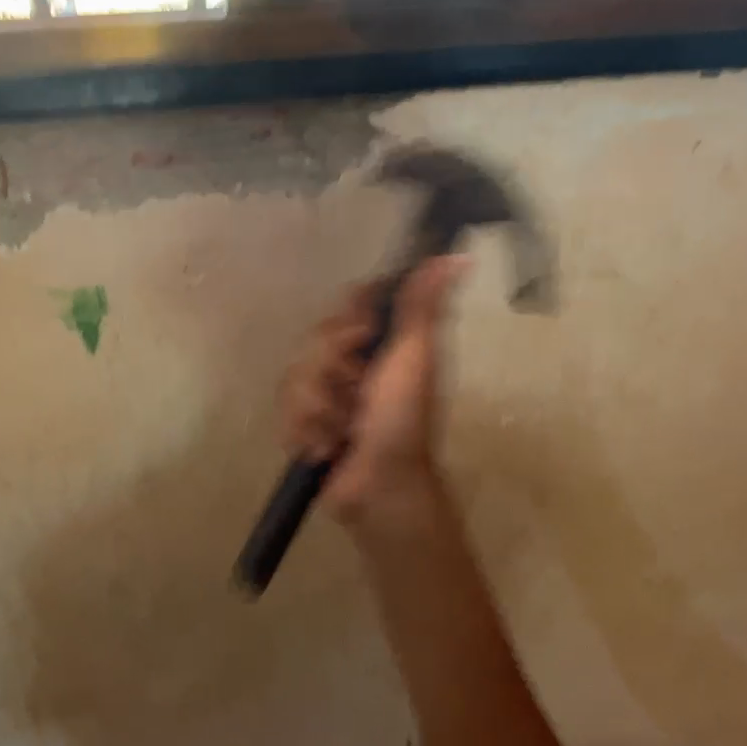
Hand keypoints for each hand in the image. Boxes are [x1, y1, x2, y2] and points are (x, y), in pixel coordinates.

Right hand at [279, 256, 469, 523]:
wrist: (380, 488)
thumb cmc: (405, 421)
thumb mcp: (416, 357)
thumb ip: (423, 305)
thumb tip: (461, 257)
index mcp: (383, 339)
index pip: (350, 302)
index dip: (348, 322)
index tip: (363, 338)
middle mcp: (354, 358)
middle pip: (316, 338)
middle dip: (331, 373)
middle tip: (356, 397)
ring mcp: (328, 389)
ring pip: (296, 373)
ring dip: (319, 408)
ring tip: (340, 431)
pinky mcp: (307, 417)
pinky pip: (285, 407)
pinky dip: (305, 430)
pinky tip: (325, 447)